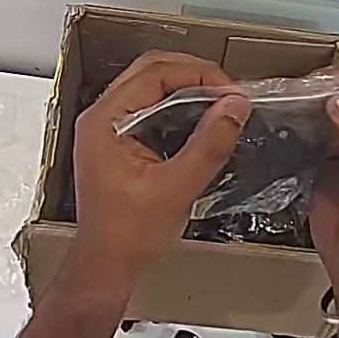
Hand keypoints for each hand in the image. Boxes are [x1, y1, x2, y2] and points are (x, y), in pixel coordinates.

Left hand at [73, 52, 249, 273]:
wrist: (108, 265)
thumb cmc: (131, 234)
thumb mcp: (177, 188)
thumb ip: (209, 145)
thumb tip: (236, 107)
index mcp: (105, 121)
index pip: (155, 74)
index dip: (198, 75)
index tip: (232, 91)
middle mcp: (102, 117)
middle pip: (151, 72)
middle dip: (194, 75)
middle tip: (229, 92)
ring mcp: (108, 129)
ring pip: (151, 87)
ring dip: (187, 89)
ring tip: (221, 103)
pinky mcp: (119, 143)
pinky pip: (151, 109)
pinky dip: (178, 107)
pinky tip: (202, 121)